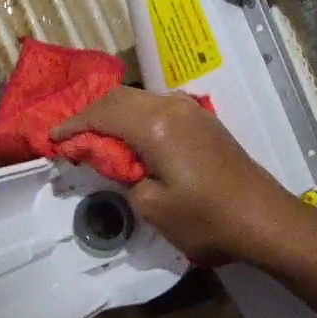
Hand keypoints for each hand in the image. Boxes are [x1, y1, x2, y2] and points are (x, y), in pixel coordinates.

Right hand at [51, 86, 306, 265]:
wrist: (264, 219)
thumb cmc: (205, 219)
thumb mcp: (151, 206)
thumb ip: (122, 176)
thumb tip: (111, 161)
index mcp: (155, 125)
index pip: (102, 114)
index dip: (74, 125)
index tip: (53, 139)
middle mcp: (171, 107)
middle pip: (120, 98)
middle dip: (92, 114)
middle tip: (71, 138)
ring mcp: (191, 111)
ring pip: (140, 99)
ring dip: (115, 114)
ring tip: (97, 139)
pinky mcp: (203, 121)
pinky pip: (158, 108)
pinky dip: (135, 118)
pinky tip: (130, 139)